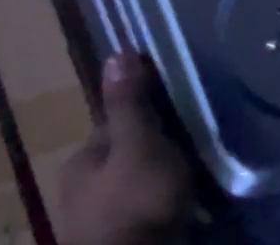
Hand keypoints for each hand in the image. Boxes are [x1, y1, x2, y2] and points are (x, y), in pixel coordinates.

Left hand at [59, 53, 191, 244]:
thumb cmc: (135, 200)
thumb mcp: (139, 144)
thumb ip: (130, 104)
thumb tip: (116, 52)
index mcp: (82, 159)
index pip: (119, 121)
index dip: (152, 111)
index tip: (187, 106)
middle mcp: (80, 185)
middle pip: (127, 149)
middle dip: (158, 141)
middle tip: (198, 135)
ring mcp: (96, 214)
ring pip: (135, 177)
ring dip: (161, 170)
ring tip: (198, 164)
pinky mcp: (118, 234)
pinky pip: (144, 202)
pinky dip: (161, 195)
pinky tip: (183, 196)